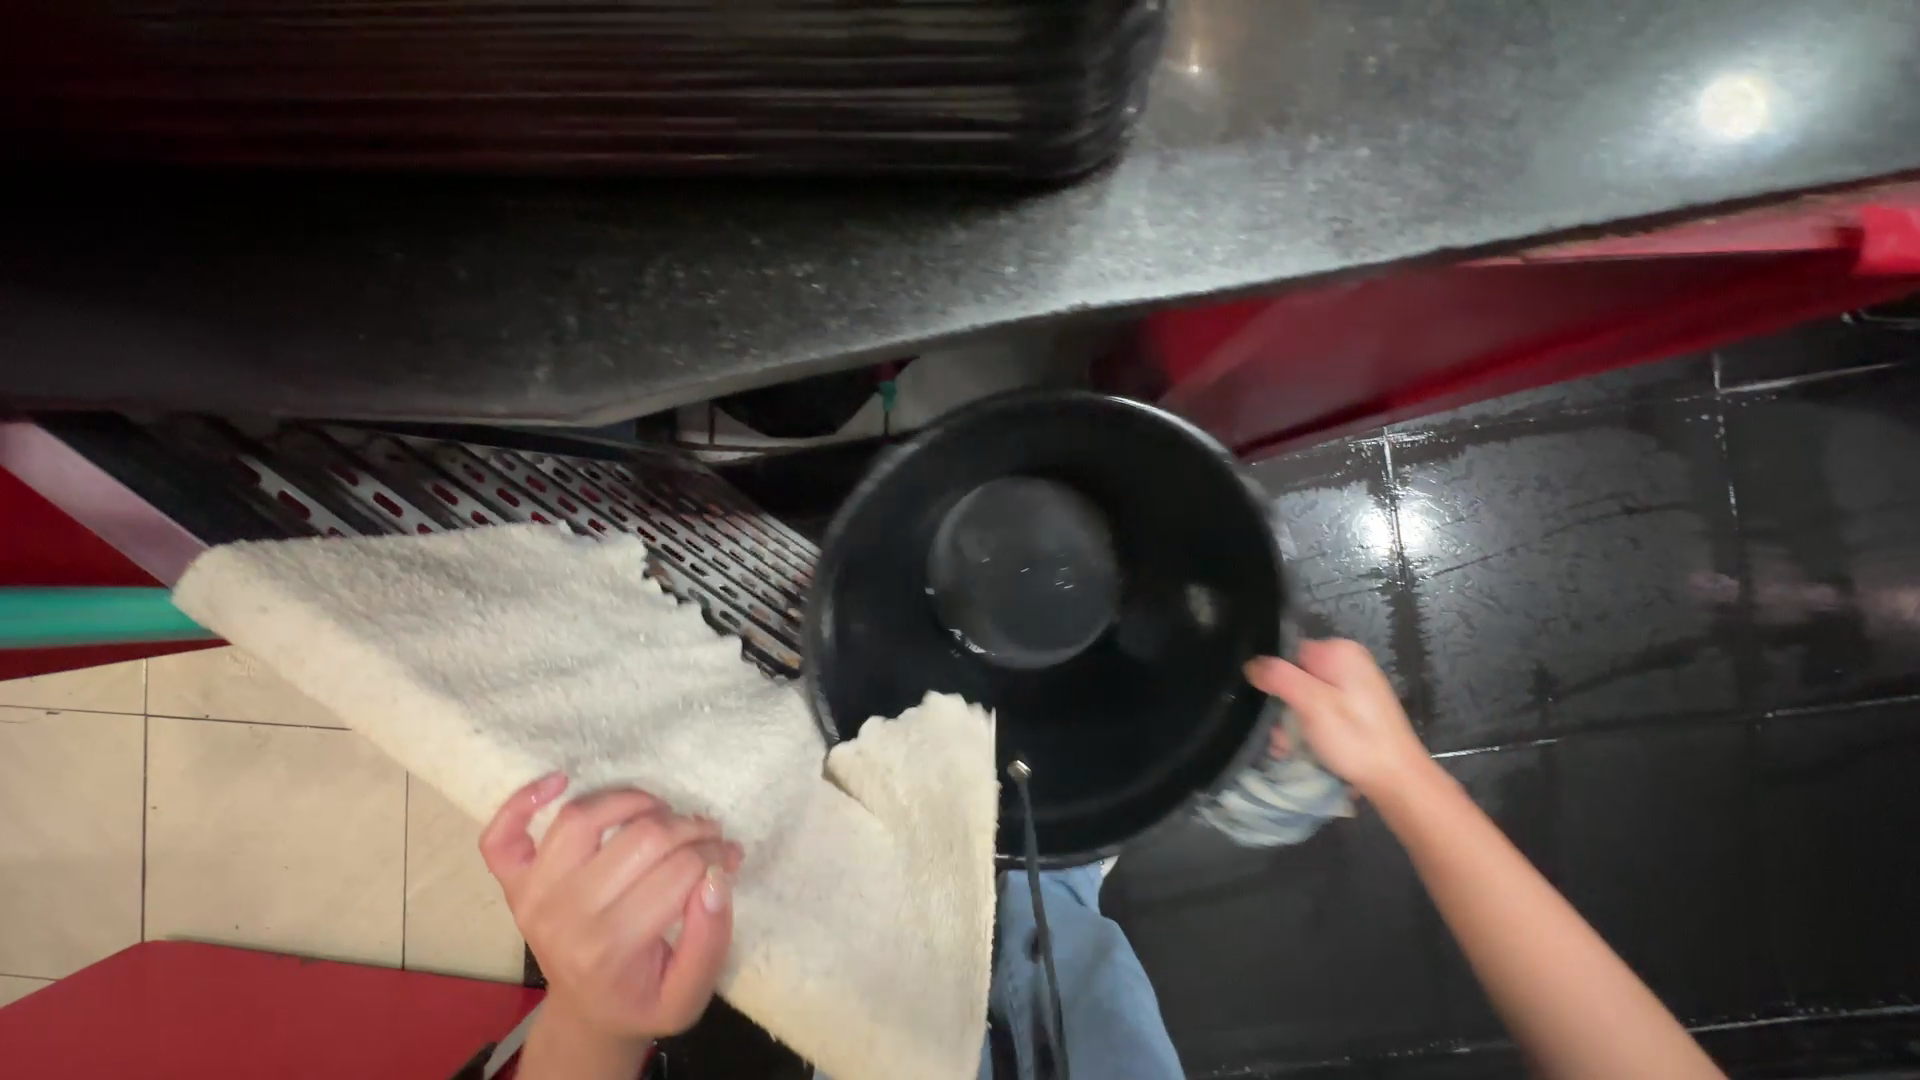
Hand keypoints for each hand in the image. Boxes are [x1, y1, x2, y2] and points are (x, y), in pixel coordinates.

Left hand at [479, 774, 744, 1043]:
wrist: (588, 1013)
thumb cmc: (643, 997)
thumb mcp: (689, 992)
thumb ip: (710, 941)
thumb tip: (718, 877)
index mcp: (611, 949)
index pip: (680, 872)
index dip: (715, 854)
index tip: (729, 857)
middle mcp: (566, 918)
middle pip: (641, 839)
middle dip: (690, 827)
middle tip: (708, 834)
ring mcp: (533, 897)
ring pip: (583, 818)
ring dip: (635, 800)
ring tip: (662, 812)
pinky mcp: (513, 883)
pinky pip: (501, 836)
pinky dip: (522, 801)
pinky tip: (560, 781)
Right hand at [1244, 638, 1429, 796]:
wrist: (1397, 779)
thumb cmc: (1354, 738)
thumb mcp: (1311, 704)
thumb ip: (1278, 677)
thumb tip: (1251, 663)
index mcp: (1339, 652)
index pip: (1288, 653)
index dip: (1275, 680)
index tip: (1271, 709)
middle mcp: (1348, 662)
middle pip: (1296, 676)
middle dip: (1283, 706)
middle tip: (1281, 735)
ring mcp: (1353, 685)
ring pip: (1305, 695)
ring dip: (1292, 721)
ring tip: (1289, 746)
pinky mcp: (1356, 707)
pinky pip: (1320, 708)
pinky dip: (1309, 726)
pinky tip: (1304, 746)